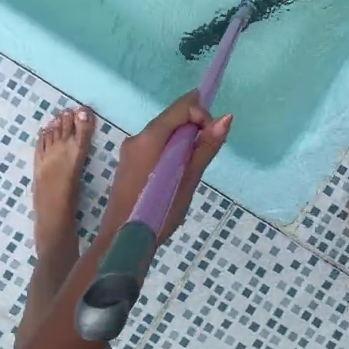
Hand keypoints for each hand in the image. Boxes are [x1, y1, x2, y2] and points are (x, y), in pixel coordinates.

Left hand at [103, 90, 231, 241]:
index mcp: (150, 137)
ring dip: (183, 140)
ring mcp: (130, 149)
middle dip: (194, 127)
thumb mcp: (188, 180)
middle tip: (206, 152)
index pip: (181, 107)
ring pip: (164, 131)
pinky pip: (155, 144)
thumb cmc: (158, 213)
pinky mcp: (129, 161)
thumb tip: (226, 118)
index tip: (213, 136)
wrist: (122, 241)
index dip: (202, 114)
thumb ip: (206, 147)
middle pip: (171, 117)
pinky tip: (177, 171)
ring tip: (192, 166)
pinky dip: (170, 149)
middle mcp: (138, 137)